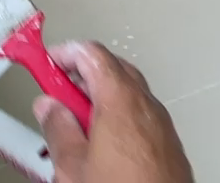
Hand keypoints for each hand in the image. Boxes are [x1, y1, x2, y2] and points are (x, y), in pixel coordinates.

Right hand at [33, 41, 193, 182]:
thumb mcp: (72, 166)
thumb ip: (57, 128)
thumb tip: (49, 108)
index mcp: (120, 100)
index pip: (91, 53)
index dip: (65, 54)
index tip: (46, 63)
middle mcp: (146, 107)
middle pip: (113, 69)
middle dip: (83, 75)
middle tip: (59, 93)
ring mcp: (163, 129)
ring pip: (129, 95)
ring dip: (103, 99)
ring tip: (79, 126)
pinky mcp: (172, 152)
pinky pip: (143, 120)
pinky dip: (121, 119)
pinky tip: (106, 148)